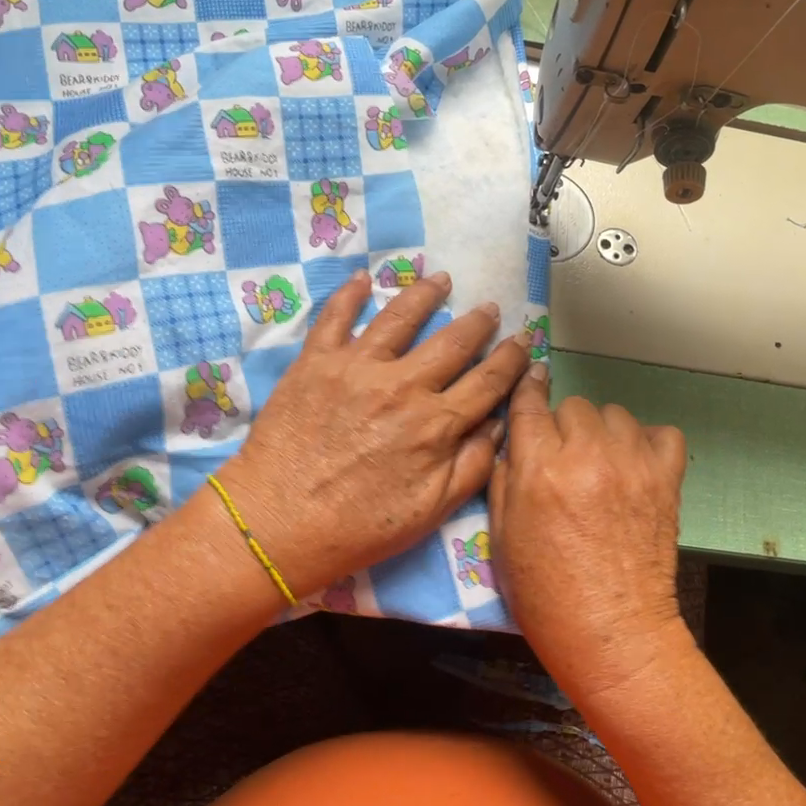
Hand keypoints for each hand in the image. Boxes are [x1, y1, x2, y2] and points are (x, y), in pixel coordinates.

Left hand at [219, 270, 529, 597]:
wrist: (279, 524)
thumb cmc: (360, 527)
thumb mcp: (432, 510)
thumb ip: (473, 465)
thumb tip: (500, 424)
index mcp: (436, 425)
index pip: (487, 381)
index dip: (511, 359)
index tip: (525, 341)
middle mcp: (403, 385)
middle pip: (452, 342)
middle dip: (478, 323)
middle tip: (490, 308)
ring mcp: (357, 368)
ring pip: (400, 317)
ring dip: (425, 294)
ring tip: (441, 279)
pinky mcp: (315, 362)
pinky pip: (336, 317)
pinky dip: (350, 293)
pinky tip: (364, 279)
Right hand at [489, 364, 691, 695]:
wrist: (610, 631)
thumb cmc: (543, 593)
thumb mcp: (501, 537)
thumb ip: (504, 480)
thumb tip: (515, 444)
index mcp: (539, 469)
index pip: (529, 405)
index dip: (527, 390)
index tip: (530, 382)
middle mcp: (586, 455)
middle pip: (573, 406)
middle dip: (563, 428)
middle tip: (563, 461)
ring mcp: (631, 464)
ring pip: (614, 414)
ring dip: (602, 433)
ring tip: (600, 465)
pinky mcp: (665, 478)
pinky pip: (661, 433)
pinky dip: (646, 442)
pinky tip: (634, 465)